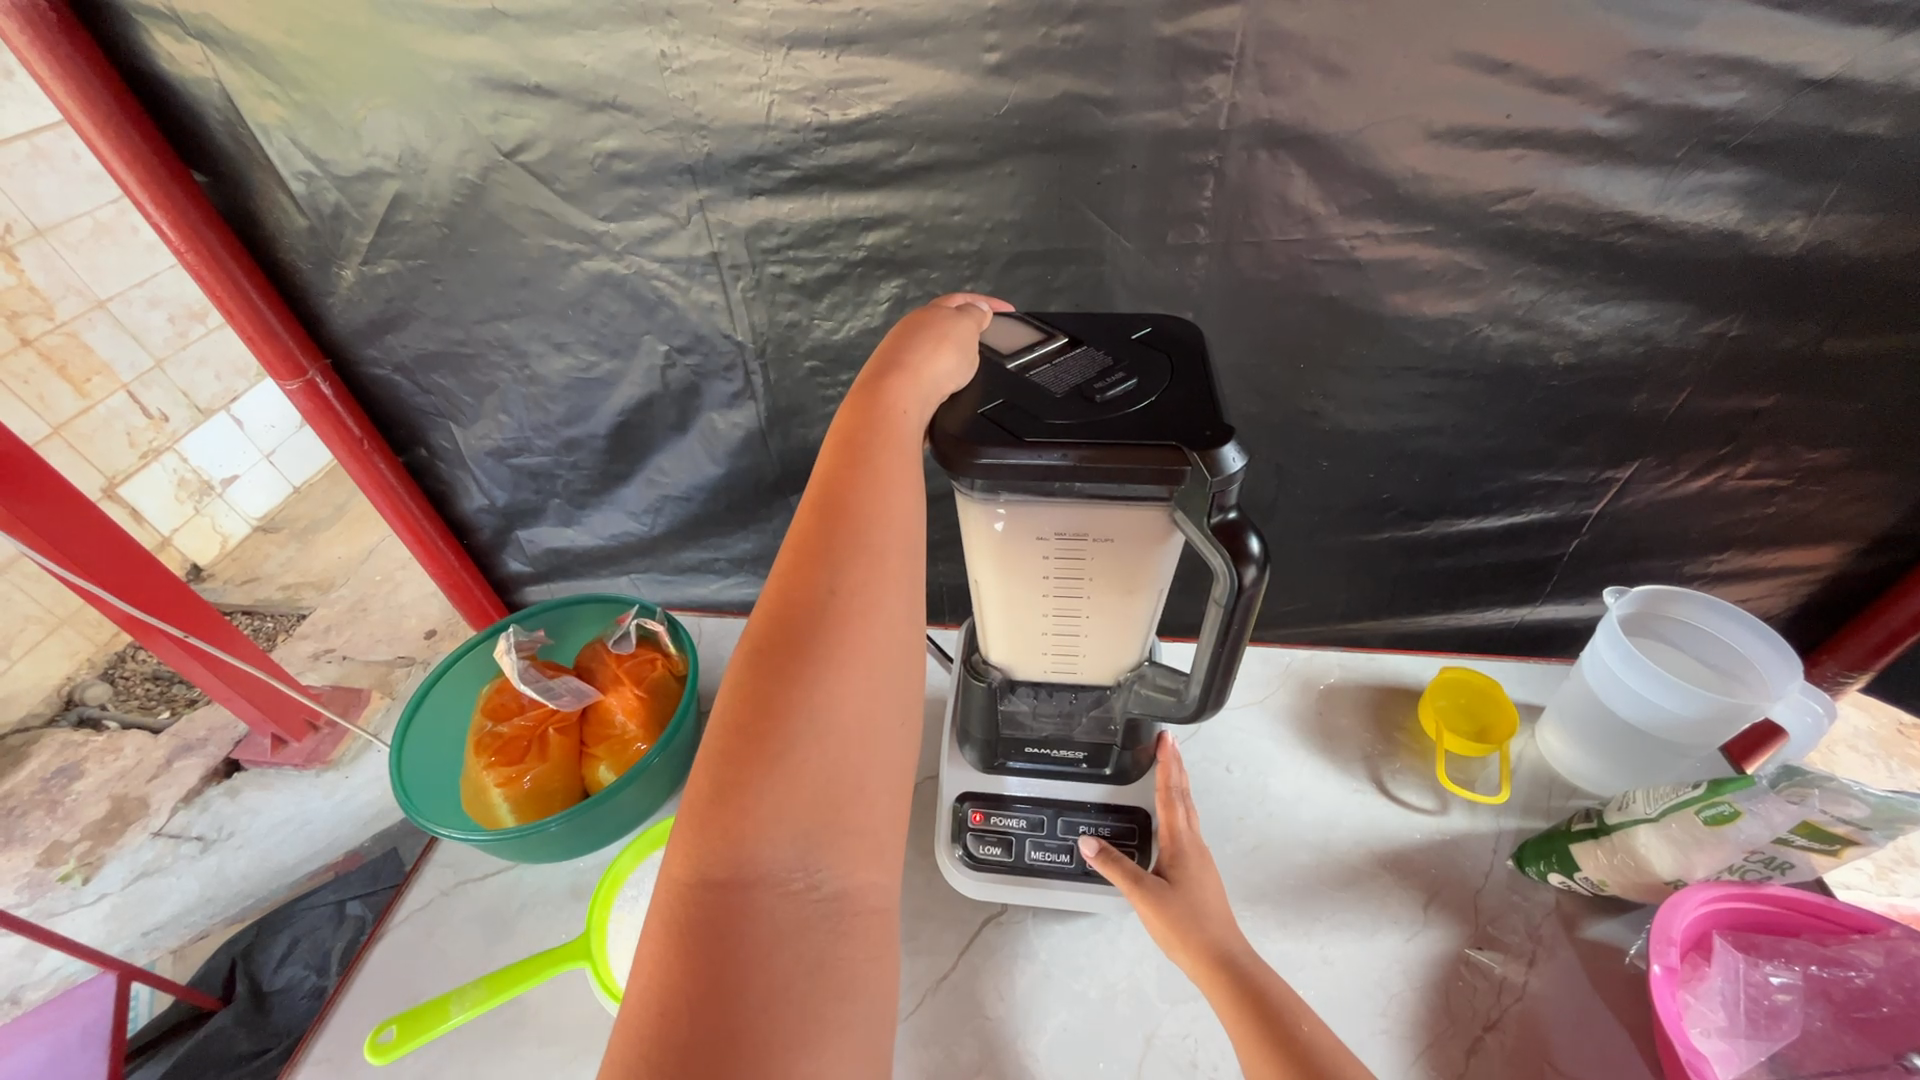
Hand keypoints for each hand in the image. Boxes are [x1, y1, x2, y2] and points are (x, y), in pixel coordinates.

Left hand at [852, 293, 1013, 416]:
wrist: (896, 397)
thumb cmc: (936, 357)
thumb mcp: (965, 327)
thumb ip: (974, 315)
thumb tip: (978, 308)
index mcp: (930, 312)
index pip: (961, 300)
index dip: (986, 303)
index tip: (1009, 311)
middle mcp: (910, 330)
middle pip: (941, 325)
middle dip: (963, 330)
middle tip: (986, 343)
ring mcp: (899, 357)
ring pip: (931, 352)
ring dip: (949, 358)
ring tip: (968, 371)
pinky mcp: (895, 384)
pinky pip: (924, 376)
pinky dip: (938, 379)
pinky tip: (946, 390)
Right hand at [1081, 731, 1252, 976]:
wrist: (1223, 961)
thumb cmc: (1184, 926)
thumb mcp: (1144, 896)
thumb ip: (1115, 866)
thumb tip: (1086, 840)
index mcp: (1181, 842)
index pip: (1171, 793)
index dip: (1167, 764)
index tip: (1166, 737)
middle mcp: (1194, 843)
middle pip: (1184, 796)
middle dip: (1176, 767)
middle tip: (1170, 740)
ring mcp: (1200, 858)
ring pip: (1188, 812)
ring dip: (1179, 786)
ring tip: (1171, 769)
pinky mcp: (1200, 872)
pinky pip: (1188, 827)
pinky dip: (1179, 808)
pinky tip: (1173, 819)